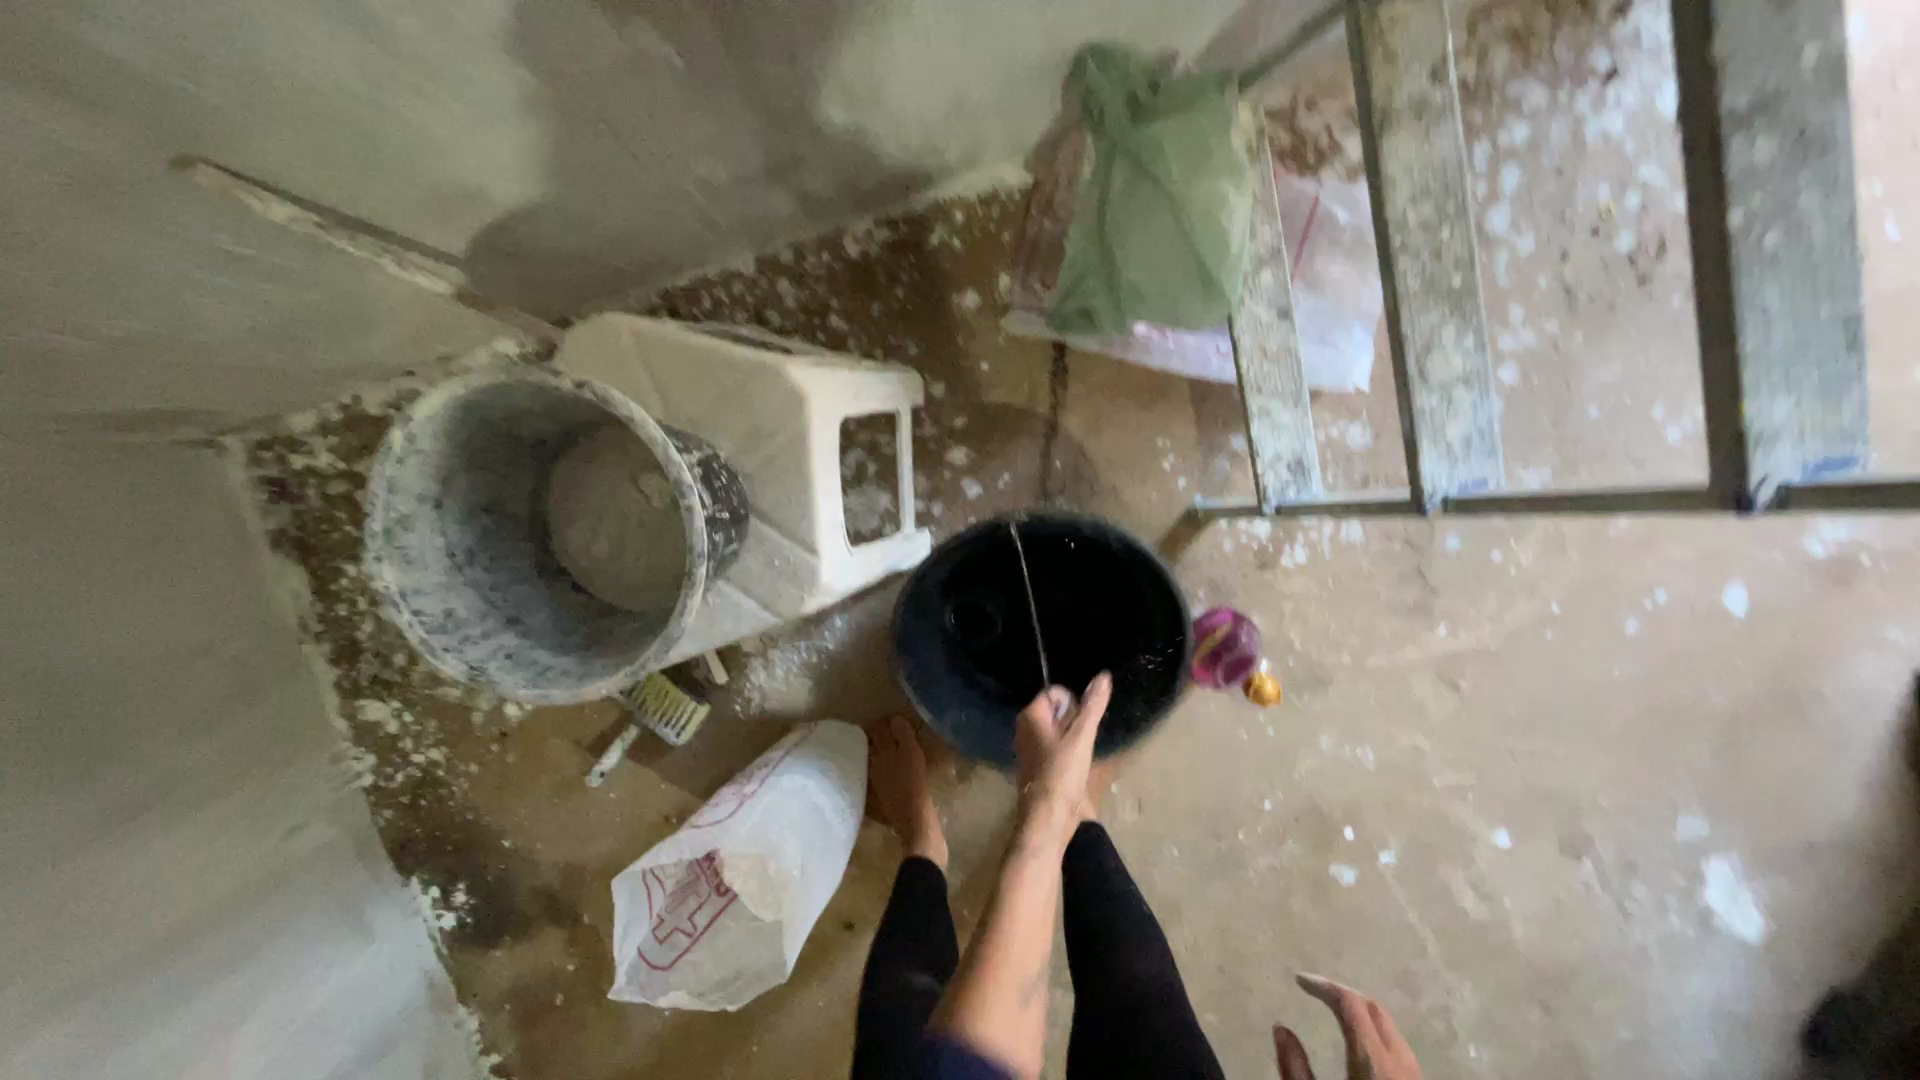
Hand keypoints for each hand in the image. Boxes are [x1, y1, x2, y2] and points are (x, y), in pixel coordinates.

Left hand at [1013, 672, 1110, 846]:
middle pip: (1057, 712)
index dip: (1074, 705)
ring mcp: (1027, 748)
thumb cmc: (1061, 774)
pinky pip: (1053, 748)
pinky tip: (1074, 768)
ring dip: (1072, 739)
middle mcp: (1023, 728)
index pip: (1056, 693)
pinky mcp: (1034, 766)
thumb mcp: (1082, 737)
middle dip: (1074, 722)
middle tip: (1082, 742)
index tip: (1082, 726)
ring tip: (1080, 756)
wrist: (1046, 818)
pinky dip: (1065, 753)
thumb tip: (1103, 675)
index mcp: (1030, 715)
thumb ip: (1093, 706)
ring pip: (1056, 731)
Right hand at [1273, 974, 1421, 1079]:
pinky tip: (1360, 1041)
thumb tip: (1280, 1029)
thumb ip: (1295, 1067)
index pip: (1351, 1003)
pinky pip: (1398, 1044)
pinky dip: (1375, 1031)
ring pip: (1389, 1026)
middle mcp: (1401, 1059)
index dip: (1324, 985)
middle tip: (1315, 990)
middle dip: (1343, 993)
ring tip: (1335, 1011)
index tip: (1299, 980)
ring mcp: (1416, 1072)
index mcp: (1373, 1059)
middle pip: (1374, 1007)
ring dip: (1361, 1011)